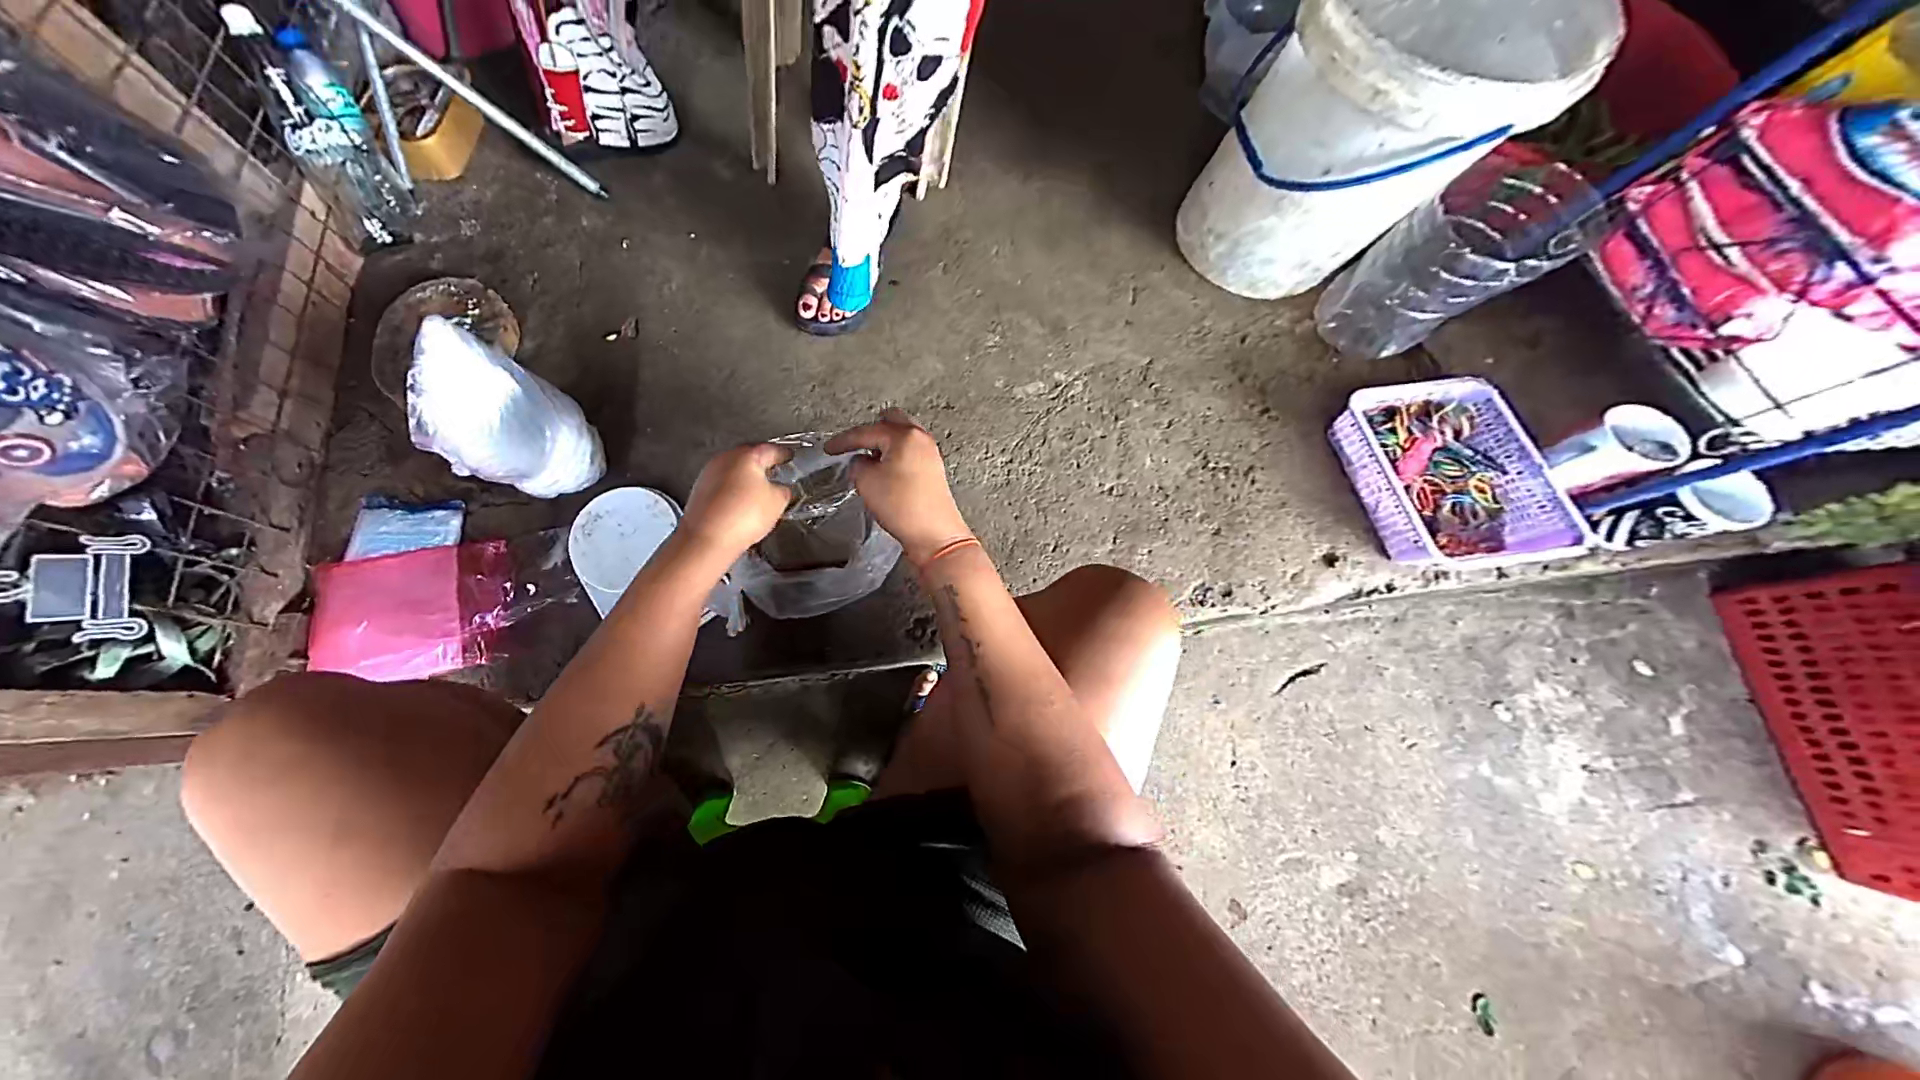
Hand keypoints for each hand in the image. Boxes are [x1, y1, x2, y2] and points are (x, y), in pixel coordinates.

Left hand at [678, 443, 792, 558]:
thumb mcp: (778, 502)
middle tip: (776, 480)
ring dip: (746, 484)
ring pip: (734, 474)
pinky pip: (722, 488)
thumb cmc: (739, 517)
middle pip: (749, 460)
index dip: (784, 455)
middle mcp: (724, 460)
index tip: (788, 457)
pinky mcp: (700, 491)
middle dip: (763, 470)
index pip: (771, 449)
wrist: (709, 538)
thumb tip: (781, 490)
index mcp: (746, 455)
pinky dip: (733, 496)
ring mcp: (709, 475)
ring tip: (758, 502)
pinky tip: (740, 511)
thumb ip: (783, 490)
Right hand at [826, 408, 971, 564]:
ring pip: (903, 436)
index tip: (830, 448)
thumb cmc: (902, 506)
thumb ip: (858, 464)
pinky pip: (910, 452)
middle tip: (854, 445)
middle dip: (870, 431)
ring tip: (869, 459)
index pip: (866, 431)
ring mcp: (930, 454)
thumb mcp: (866, 482)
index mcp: (904, 436)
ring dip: (885, 442)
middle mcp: (921, 439)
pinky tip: (886, 470)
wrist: (933, 534)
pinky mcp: (933, 470)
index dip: (844, 440)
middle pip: (891, 422)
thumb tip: (862, 461)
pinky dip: (896, 454)